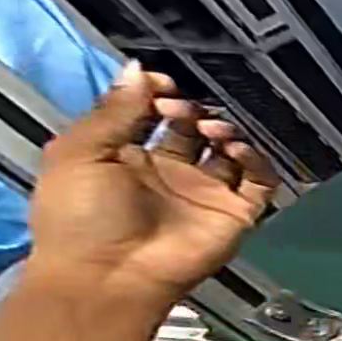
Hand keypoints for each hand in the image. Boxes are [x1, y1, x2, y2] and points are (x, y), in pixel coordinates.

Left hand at [27, 62, 277, 305]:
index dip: (162, 98)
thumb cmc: (83, 213)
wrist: (115, 271)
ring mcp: (211, 191)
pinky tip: (236, 151)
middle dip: (194, 113)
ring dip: (225, 133)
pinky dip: (256, 162)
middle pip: (197, 132)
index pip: (156, 119)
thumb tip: (140, 69)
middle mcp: (175, 172)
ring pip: (233, 152)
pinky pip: (261, 180)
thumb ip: (114, 112)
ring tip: (211, 130)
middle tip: (183, 110)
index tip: (164, 84)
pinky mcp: (241, 210)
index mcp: (132, 157)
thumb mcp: (80, 153)